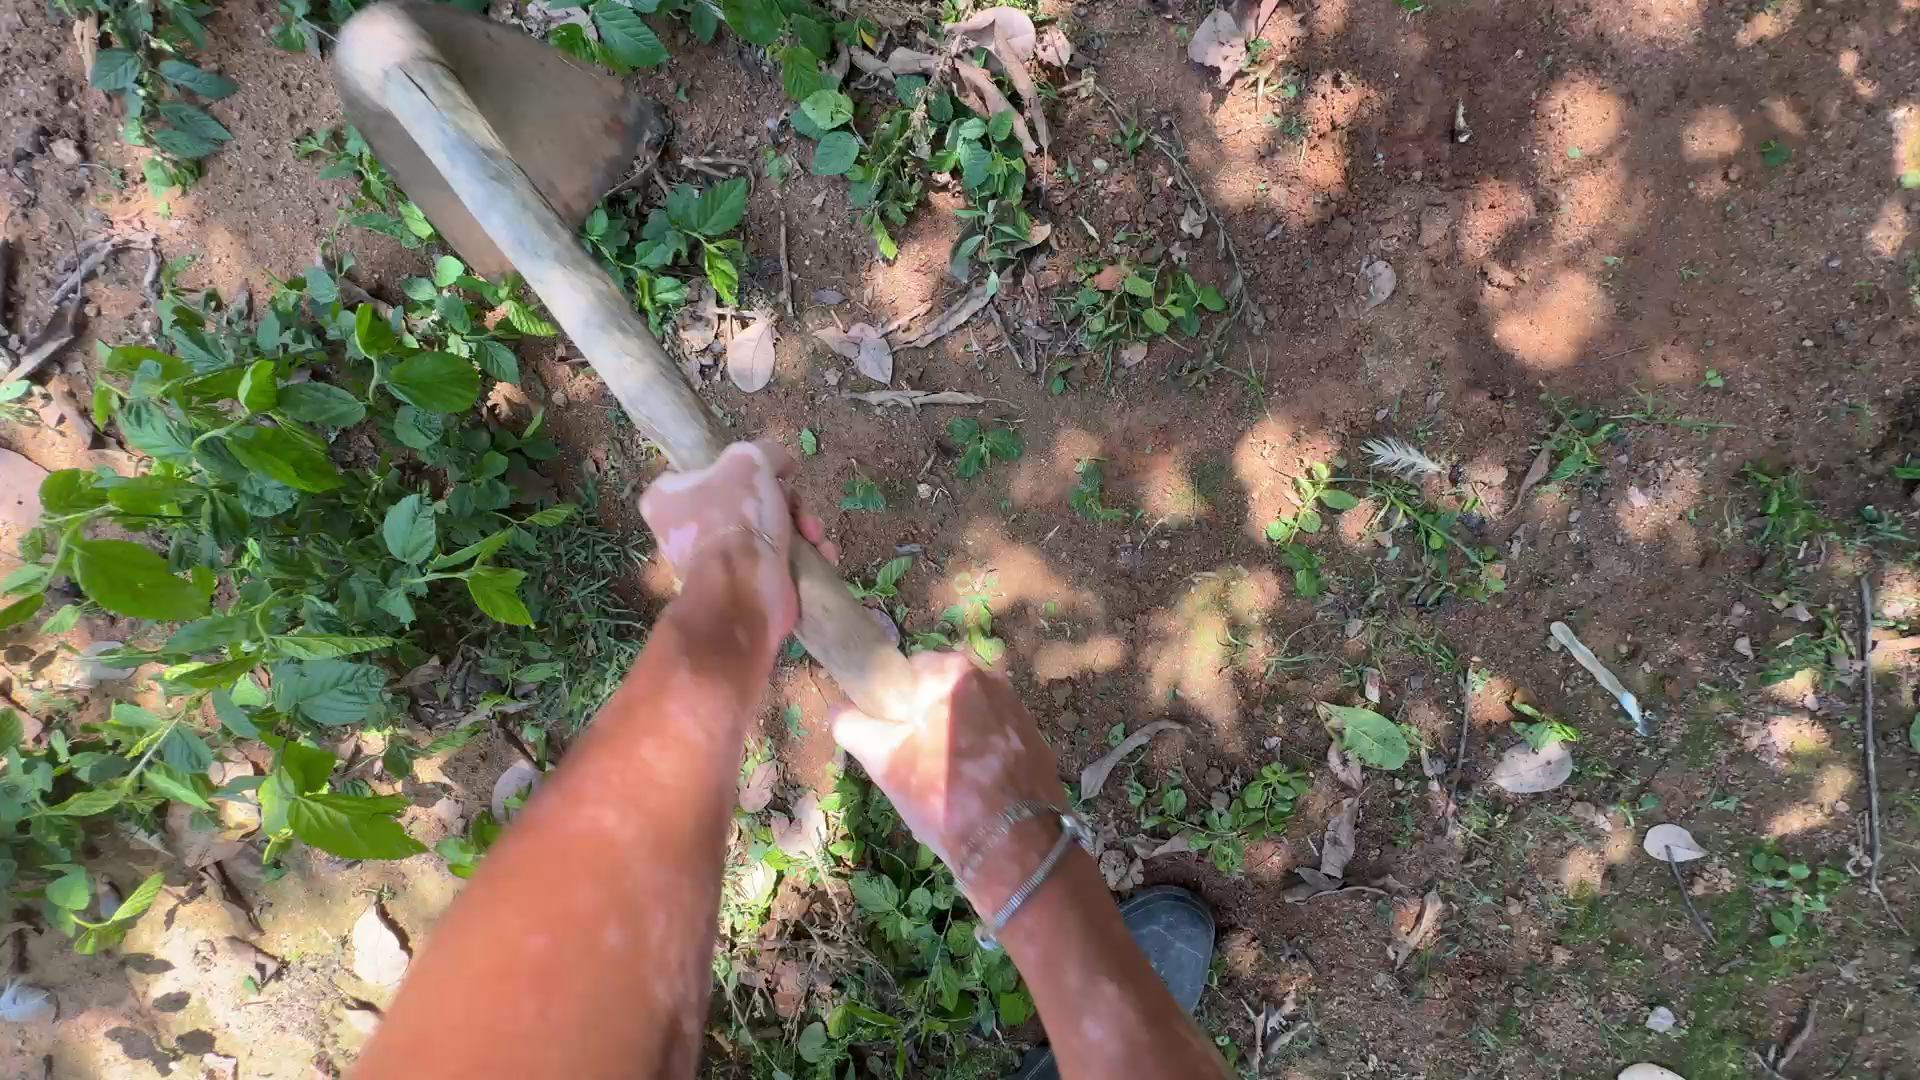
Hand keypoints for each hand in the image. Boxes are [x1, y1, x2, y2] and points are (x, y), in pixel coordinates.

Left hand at [637, 440, 832, 640]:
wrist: (743, 590)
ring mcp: (719, 559)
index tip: (774, 476)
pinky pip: (781, 557)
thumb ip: (767, 451)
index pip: (711, 470)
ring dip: (803, 529)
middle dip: (789, 504)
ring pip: (773, 527)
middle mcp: (689, 528)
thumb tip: (783, 464)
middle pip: (753, 499)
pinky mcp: (748, 582)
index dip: (748, 470)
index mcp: (669, 497)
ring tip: (815, 538)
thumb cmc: (735, 519)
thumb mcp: (749, 460)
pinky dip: (805, 555)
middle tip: (800, 512)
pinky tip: (822, 555)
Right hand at [831, 652, 1066, 901]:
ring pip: (968, 714)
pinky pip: (995, 735)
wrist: (1013, 844)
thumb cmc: (941, 795)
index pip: (909, 672)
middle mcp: (991, 677)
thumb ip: (853, 726)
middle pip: (941, 694)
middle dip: (926, 722)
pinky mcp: (1034, 736)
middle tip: (917, 765)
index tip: (894, 738)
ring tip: (947, 781)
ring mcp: (1017, 706)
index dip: (895, 706)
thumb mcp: (883, 761)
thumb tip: (840, 710)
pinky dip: (982, 754)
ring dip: (953, 737)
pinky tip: (977, 787)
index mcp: (953, 671)